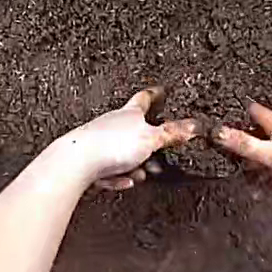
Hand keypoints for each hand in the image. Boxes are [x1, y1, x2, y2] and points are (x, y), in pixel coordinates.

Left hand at [58, 88, 199, 189]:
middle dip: (147, 146)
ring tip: (138, 175)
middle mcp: (112, 123)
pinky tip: (121, 181)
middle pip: (134, 131)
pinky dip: (117, 176)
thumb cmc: (110, 145)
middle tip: (157, 158)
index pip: (145, 99)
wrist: (76, 163)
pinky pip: (109, 169)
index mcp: (128, 114)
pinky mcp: (89, 160)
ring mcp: (99, 141)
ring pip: (122, 153)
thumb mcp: (151, 139)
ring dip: (133, 166)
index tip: (161, 91)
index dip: (155, 95)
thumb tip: (194, 125)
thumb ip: (173, 133)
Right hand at [214, 101, 271, 195]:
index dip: (247, 111)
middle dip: (250, 145)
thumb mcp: (269, 153)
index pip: (261, 114)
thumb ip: (244, 143)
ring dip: (259, 169)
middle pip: (265, 138)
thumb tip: (220, 131)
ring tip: (248, 176)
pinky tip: (265, 189)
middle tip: (235, 150)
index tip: (238, 108)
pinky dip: (270, 182)